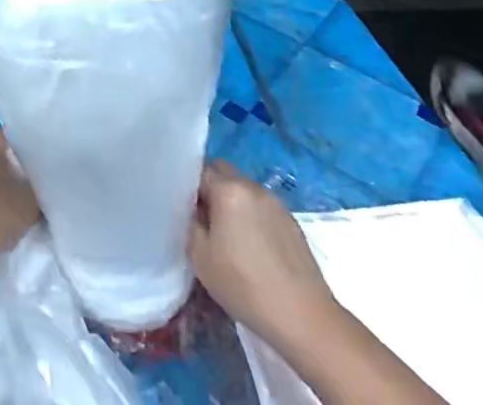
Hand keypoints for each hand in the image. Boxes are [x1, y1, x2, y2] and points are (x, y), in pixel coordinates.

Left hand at [0, 132, 40, 301]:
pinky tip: (2, 223)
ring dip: (2, 190)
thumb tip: (51, 178)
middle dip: (18, 168)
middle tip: (40, 181)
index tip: (50, 156)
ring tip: (24, 205)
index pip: (12, 134)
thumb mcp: (29, 200)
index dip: (33, 142)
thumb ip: (42, 184)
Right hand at [188, 160, 342, 352]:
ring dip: (231, 199)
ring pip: (244, 187)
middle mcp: (253, 187)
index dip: (188, 185)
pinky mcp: (290, 218)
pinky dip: (250, 213)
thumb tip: (194, 210)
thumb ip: (192, 224)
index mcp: (229, 190)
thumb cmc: (243, 285)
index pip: (201, 170)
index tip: (182, 206)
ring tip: (226, 232)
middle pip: (225, 172)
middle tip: (201, 216)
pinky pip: (261, 204)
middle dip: (209, 186)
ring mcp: (275, 201)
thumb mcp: (201, 258)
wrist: (300, 313)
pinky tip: (251, 244)